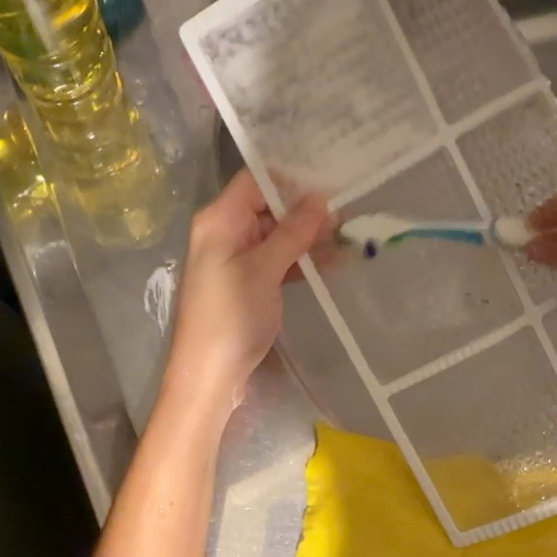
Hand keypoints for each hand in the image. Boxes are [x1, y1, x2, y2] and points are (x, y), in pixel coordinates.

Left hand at [165, 170, 331, 408]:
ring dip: (307, 239)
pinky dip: (298, 262)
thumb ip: (292, 231)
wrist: (209, 376)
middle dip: (305, 212)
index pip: (256, 181)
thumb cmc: (231, 317)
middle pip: (267, 208)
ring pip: (274, 237)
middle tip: (346, 219)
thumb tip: (320, 198)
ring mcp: (233, 261)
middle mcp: (223, 234)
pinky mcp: (245, 286)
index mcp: (218, 220)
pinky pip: (274, 262)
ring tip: (347, 241)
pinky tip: (330, 264)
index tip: (331, 187)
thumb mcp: (264, 269)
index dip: (292, 181)